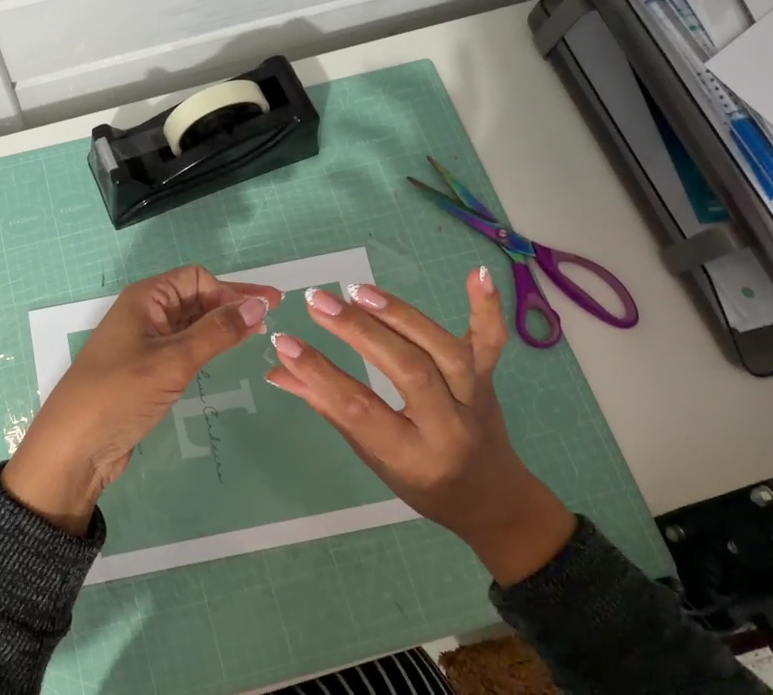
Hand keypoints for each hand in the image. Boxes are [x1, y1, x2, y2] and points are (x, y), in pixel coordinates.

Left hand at [3, 266, 280, 533]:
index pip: (196, 279)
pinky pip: (183, 347)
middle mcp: (145, 314)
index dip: (231, 290)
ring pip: (191, 323)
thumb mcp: (173, 361)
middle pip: (196, 297)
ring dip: (221, 324)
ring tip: (257, 333)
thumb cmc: (120, 394)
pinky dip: (207, 346)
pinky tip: (226, 354)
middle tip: (274, 313)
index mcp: (145, 299)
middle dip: (232, 303)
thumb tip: (257, 306)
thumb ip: (217, 332)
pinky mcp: (146, 371)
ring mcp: (144, 343)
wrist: (76, 447)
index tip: (267, 308)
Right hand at [267, 267, 575, 584]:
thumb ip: (328, 408)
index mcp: (412, 456)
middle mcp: (448, 427)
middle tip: (318, 302)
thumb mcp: (371, 457)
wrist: (494, 499)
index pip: (359, 408)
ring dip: (400, 316)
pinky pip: (492, 341)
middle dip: (359, 332)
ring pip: (443, 350)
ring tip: (358, 291)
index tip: (283, 341)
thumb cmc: (422, 483)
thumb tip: (278, 369)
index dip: (318, 373)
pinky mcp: (490, 378)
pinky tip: (478, 273)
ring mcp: (475, 399)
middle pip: (408, 370)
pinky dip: (487, 307)